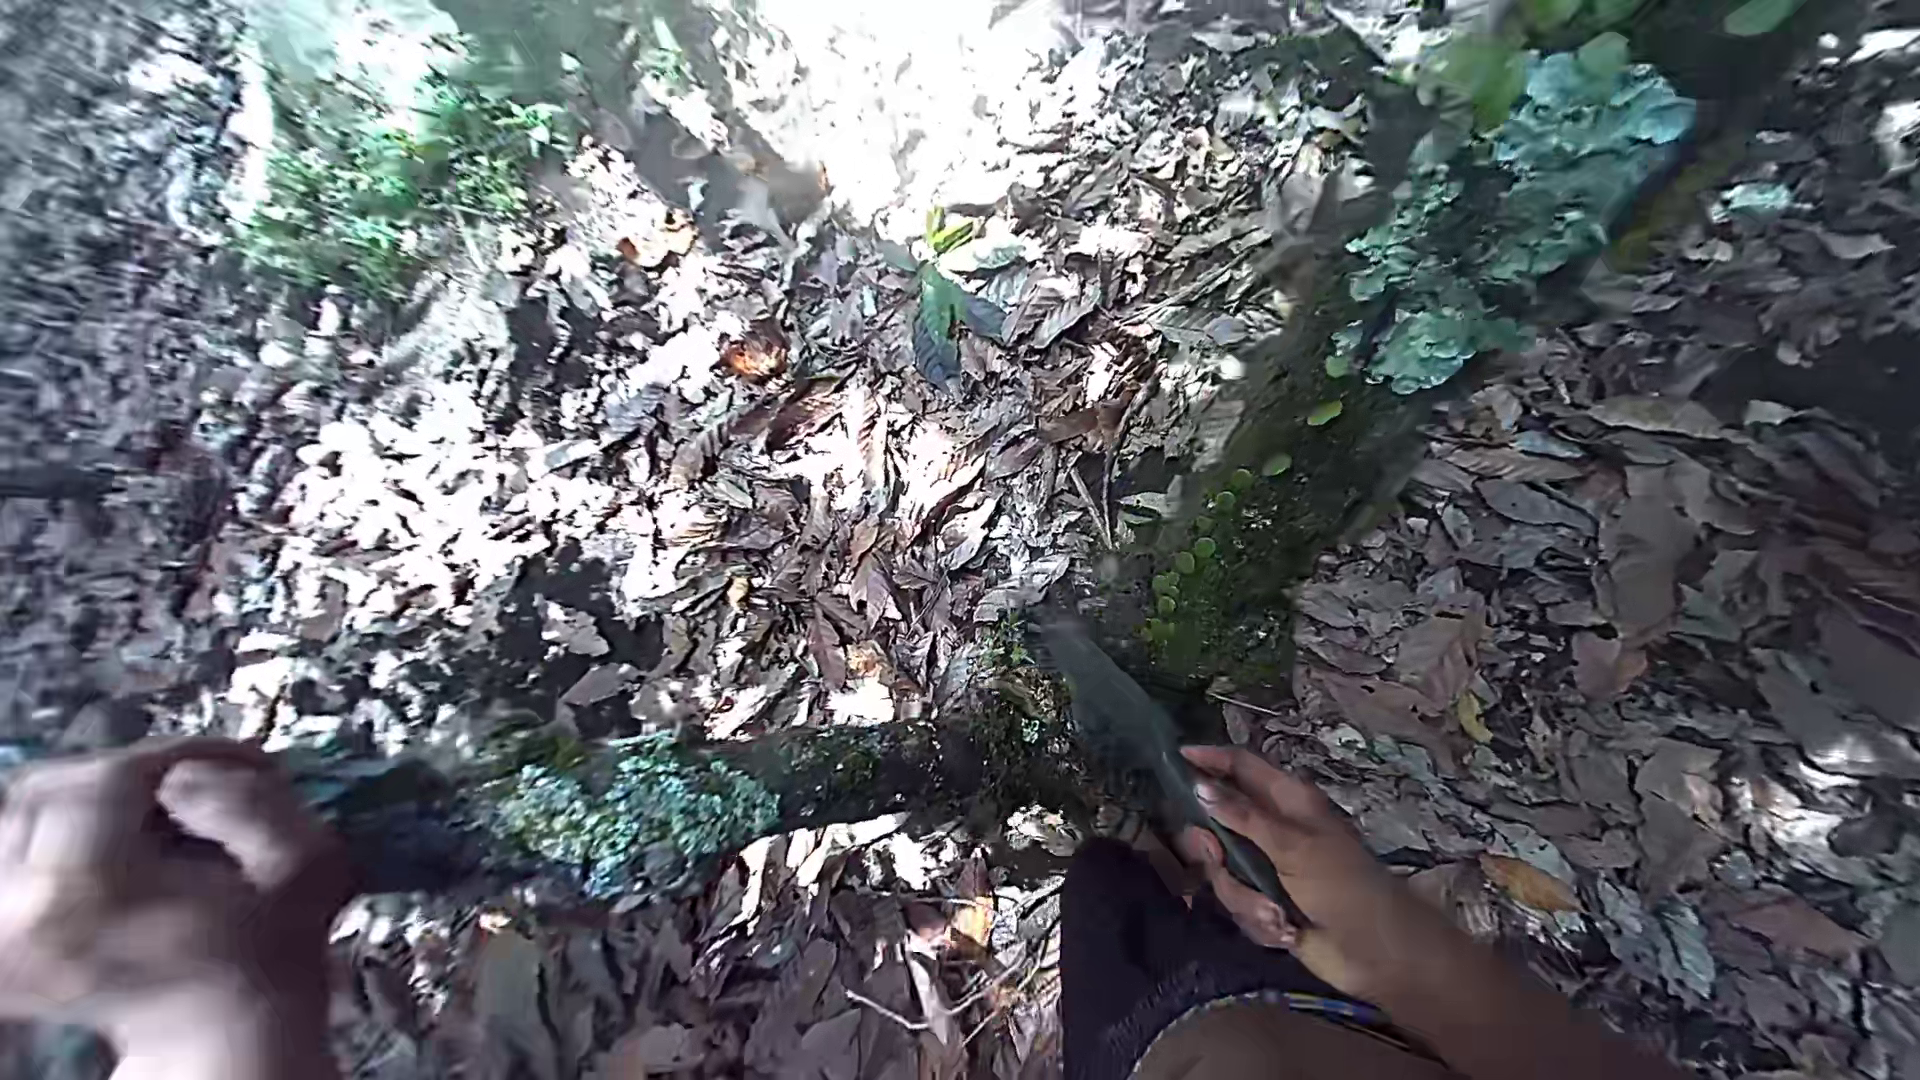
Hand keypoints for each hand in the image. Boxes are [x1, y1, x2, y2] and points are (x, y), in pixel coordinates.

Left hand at [0, 738, 348, 1078]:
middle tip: (196, 778)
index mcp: (89, 891)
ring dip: (83, 798)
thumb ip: (254, 802)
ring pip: (5, 821)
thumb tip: (191, 775)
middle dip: (125, 771)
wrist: (219, 1016)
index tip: (237, 759)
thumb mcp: (305, 856)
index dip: (176, 752)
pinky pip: (1, 858)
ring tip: (153, 809)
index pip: (102, 779)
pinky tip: (111, 841)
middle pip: (35, 794)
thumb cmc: (276, 929)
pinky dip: (52, 832)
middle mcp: (6, 913)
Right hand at [1175, 745, 1465, 1002]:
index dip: (1209, 757)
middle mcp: (1269, 827)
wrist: (1382, 957)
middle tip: (1213, 854)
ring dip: (1242, 893)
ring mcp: (1264, 865)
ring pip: (1221, 866)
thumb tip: (1199, 786)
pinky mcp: (1263, 900)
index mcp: (1284, 800)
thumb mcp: (1293, 845)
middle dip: (1212, 845)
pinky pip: (1236, 900)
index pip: (1239, 764)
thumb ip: (1242, 815)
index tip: (1176, 756)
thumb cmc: (1344, 886)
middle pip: (1216, 819)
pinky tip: (1284, 929)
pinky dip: (1257, 918)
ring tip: (1273, 912)